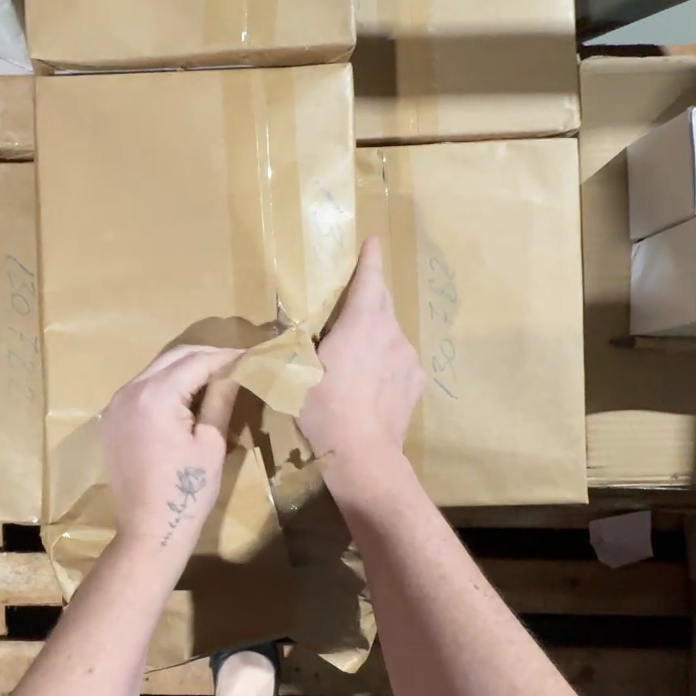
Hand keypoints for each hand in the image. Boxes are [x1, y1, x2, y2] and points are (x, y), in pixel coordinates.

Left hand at [102, 345, 244, 550]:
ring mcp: (115, 405)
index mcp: (155, 395)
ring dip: (184, 369)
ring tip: (215, 377)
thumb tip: (235, 370)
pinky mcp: (111, 420)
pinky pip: (141, 389)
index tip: (250, 355)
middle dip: (205, 357)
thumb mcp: (211, 442)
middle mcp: (129, 391)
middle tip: (235, 363)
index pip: (196, 361)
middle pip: (172, 358)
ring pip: (155, 370)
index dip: (225, 356)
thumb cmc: (187, 490)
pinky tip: (186, 397)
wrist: (148, 529)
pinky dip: (165, 385)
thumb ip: (220, 399)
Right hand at [300, 237, 425, 486]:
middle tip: (352, 301)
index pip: (369, 281)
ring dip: (374, 339)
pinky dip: (385, 365)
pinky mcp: (416, 385)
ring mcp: (408, 360)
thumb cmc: (323, 408)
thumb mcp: (294, 375)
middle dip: (369, 297)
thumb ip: (291, 350)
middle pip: (381, 305)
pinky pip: (399, 365)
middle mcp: (391, 333)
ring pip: (390, 337)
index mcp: (361, 323)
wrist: (362, 454)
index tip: (375, 240)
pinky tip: (370, 387)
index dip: (370, 259)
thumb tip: (280, 341)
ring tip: (354, 361)